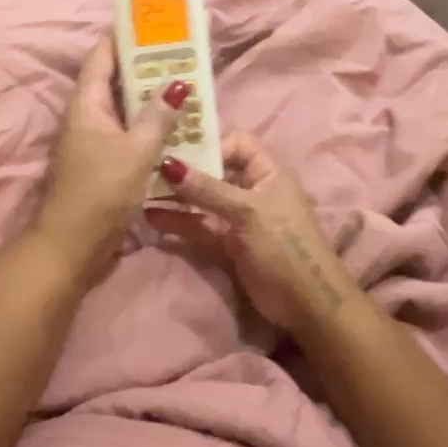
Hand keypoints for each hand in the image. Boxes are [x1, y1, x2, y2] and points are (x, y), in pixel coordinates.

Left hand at [29, 34, 183, 275]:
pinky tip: (176, 126)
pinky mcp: (102, 160)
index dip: (125, 35)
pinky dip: (149, 123)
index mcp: (86, 103)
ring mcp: (93, 138)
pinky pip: (128, 130)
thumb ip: (158, 116)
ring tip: (186, 82)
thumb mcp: (136, 151)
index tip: (153, 21)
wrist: (71, 248)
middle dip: (146, 65)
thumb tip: (177, 81)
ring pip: (125, 106)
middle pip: (116, 79)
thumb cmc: (101, 192)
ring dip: (151, 96)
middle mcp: (87, 115)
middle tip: (182, 51)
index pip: (103, 55)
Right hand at [147, 131, 359, 332]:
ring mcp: (238, 216)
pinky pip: (200, 224)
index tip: (179, 151)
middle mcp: (251, 188)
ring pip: (203, 199)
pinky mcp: (228, 242)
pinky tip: (152, 219)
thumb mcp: (247, 212)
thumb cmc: (284, 244)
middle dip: (184, 170)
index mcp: (267, 171)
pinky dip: (179, 222)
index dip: (210, 144)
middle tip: (148, 167)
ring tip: (141, 193)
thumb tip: (168, 163)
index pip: (235, 142)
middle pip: (214, 170)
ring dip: (176, 197)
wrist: (307, 304)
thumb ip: (207, 189)